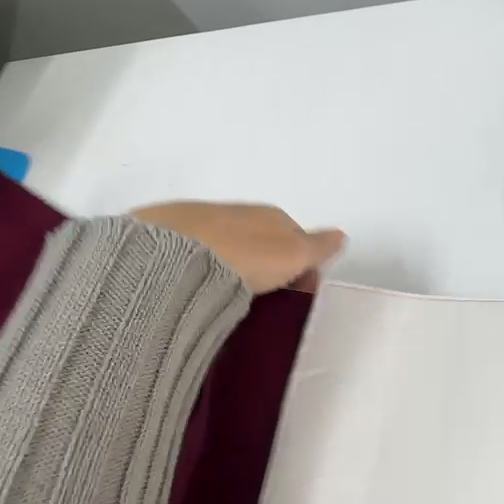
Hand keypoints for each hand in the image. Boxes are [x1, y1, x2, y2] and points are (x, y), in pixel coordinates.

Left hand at [132, 201, 344, 293]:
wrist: (170, 258)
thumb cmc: (245, 258)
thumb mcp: (293, 256)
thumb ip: (318, 247)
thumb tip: (341, 234)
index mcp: (272, 215)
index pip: (295, 235)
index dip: (300, 261)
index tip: (296, 289)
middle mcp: (237, 211)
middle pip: (259, 237)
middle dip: (264, 258)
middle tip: (262, 293)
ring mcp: (198, 220)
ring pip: (223, 241)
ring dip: (229, 260)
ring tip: (224, 293)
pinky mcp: (161, 234)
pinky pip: (190, 249)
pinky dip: (197, 263)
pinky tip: (193, 283)